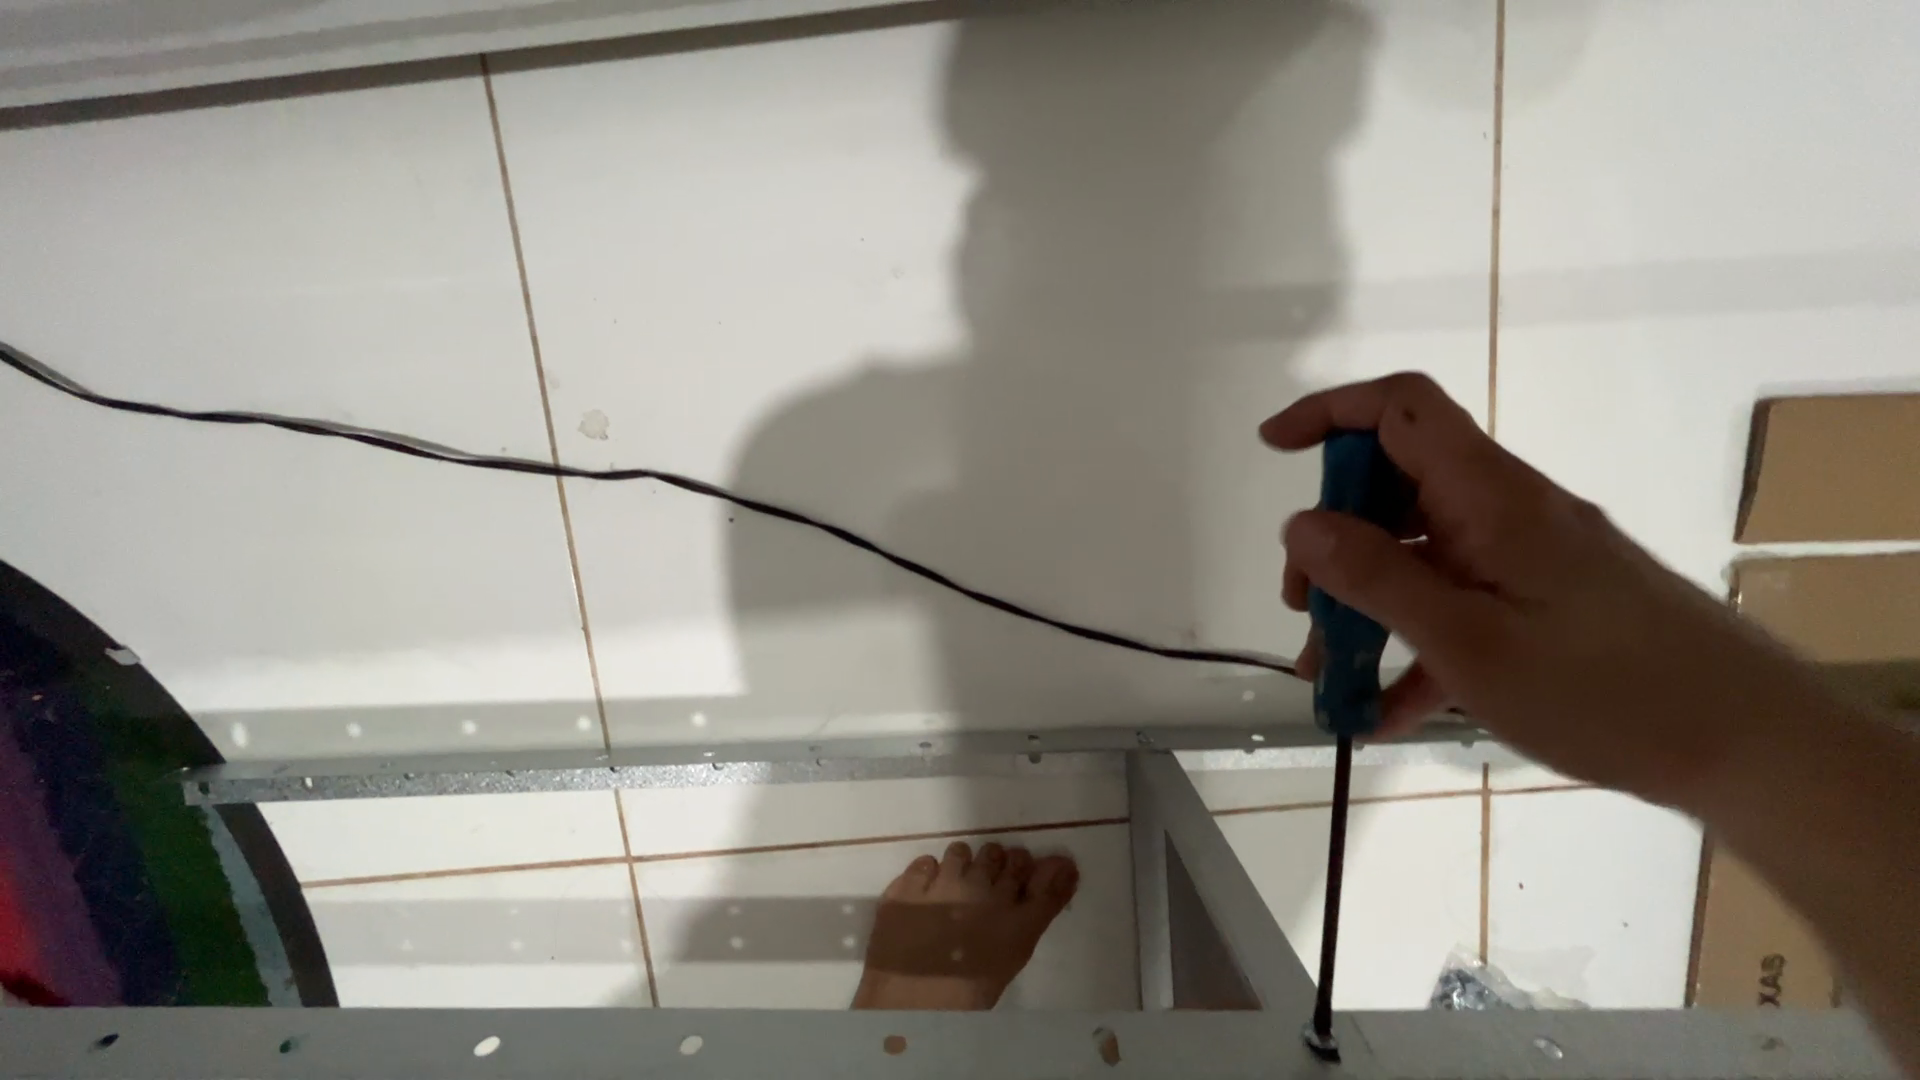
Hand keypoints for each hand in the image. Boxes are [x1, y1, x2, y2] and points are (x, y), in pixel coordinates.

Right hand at [1263, 373, 1833, 806]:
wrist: (1752, 753)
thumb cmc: (1605, 690)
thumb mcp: (1466, 641)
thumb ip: (1376, 577)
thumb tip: (1297, 522)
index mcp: (1489, 497)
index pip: (1400, 410)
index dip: (1329, 411)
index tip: (1271, 447)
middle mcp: (1502, 510)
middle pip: (1393, 487)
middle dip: (1331, 540)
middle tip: (1304, 606)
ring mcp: (1520, 556)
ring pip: (1414, 552)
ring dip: (1362, 603)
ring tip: (1330, 674)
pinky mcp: (1536, 599)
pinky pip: (1452, 601)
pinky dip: (1410, 644)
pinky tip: (1384, 708)